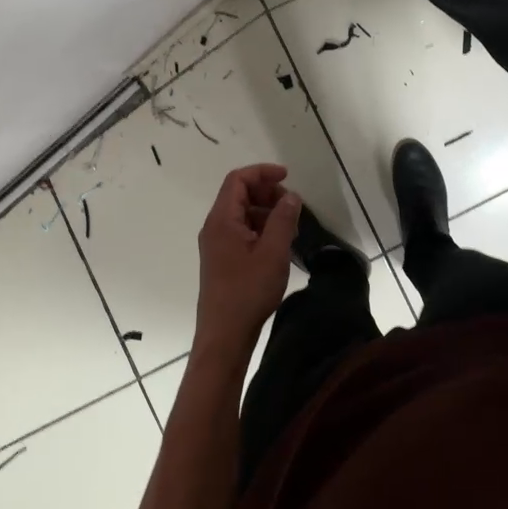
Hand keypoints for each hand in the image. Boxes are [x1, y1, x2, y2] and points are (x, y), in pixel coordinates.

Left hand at [195, 164, 301, 356]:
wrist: (224, 336)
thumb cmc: (248, 292)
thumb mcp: (273, 252)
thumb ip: (283, 219)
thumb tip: (291, 196)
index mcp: (221, 220)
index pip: (237, 180)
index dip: (262, 172)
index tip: (288, 178)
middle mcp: (214, 227)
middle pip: (239, 195)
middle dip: (267, 193)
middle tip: (293, 207)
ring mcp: (216, 245)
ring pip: (242, 214)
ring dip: (266, 213)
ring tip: (290, 228)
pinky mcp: (222, 260)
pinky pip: (241, 231)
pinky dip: (261, 229)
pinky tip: (279, 245)